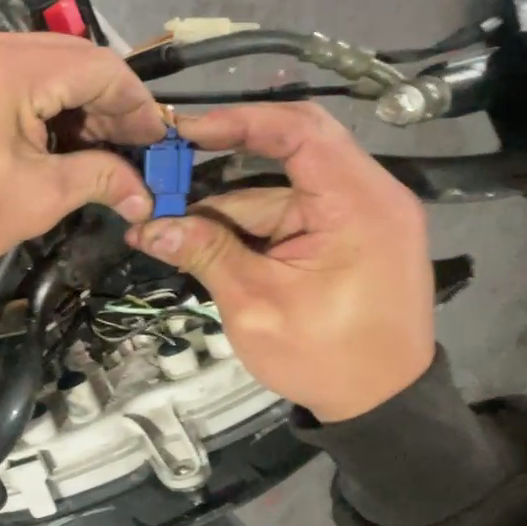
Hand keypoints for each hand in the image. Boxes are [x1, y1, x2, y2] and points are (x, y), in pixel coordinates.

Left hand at [0, 27, 165, 267]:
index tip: (156, 139)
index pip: (97, 67)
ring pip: (39, 59)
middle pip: (70, 57)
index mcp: (6, 68)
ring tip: (92, 142)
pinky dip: (34, 93)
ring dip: (71, 96)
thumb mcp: (37, 198)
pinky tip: (50, 127)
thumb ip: (99, 178)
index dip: (134, 104)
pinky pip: (5, 66)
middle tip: (127, 146)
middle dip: (105, 101)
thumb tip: (145, 191)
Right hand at [127, 103, 433, 421]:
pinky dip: (242, 225)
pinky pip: (284, 211)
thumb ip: (204, 253)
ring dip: (224, 205)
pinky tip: (199, 243)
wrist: (382, 404)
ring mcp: (356, 212)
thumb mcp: (255, 303)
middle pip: (293, 142)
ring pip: (277, 184)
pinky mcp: (343, 232)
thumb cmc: (325, 355)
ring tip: (165, 228)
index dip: (238, 121)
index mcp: (359, 203)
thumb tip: (144, 226)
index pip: (300, 131)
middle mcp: (367, 193)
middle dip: (227, 149)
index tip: (183, 131)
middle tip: (169, 158)